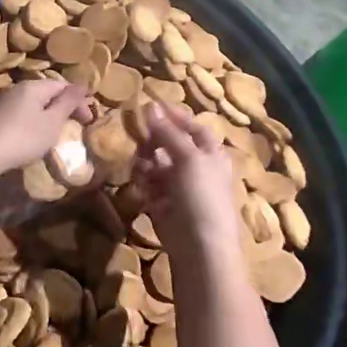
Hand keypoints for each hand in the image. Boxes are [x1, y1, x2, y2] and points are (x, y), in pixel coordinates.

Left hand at [0, 80, 90, 178]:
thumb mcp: (51, 122)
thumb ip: (67, 103)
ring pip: (30, 103)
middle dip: (62, 106)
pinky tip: (30, 135)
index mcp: (32, 86)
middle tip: (75, 124)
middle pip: (45, 92)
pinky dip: (29, 120)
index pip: (62, 85)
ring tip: (54, 131)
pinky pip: (17, 113)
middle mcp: (14, 88)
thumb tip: (82, 86)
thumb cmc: (21, 138)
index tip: (90, 120)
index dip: (79, 100)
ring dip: (46, 114)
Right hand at [136, 102, 239, 259]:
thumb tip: (150, 106)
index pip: (193, 127)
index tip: (149, 103)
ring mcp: (178, 183)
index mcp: (211, 153)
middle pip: (170, 142)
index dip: (175, 115)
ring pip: (154, 161)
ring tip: (139, 163)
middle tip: (135, 131)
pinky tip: (141, 184)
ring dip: (145, 160)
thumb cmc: (202, 195)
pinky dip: (142, 179)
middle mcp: (195, 165)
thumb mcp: (189, 158)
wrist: (199, 243)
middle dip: (153, 138)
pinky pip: (147, 180)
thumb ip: (168, 132)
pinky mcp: (161, 198)